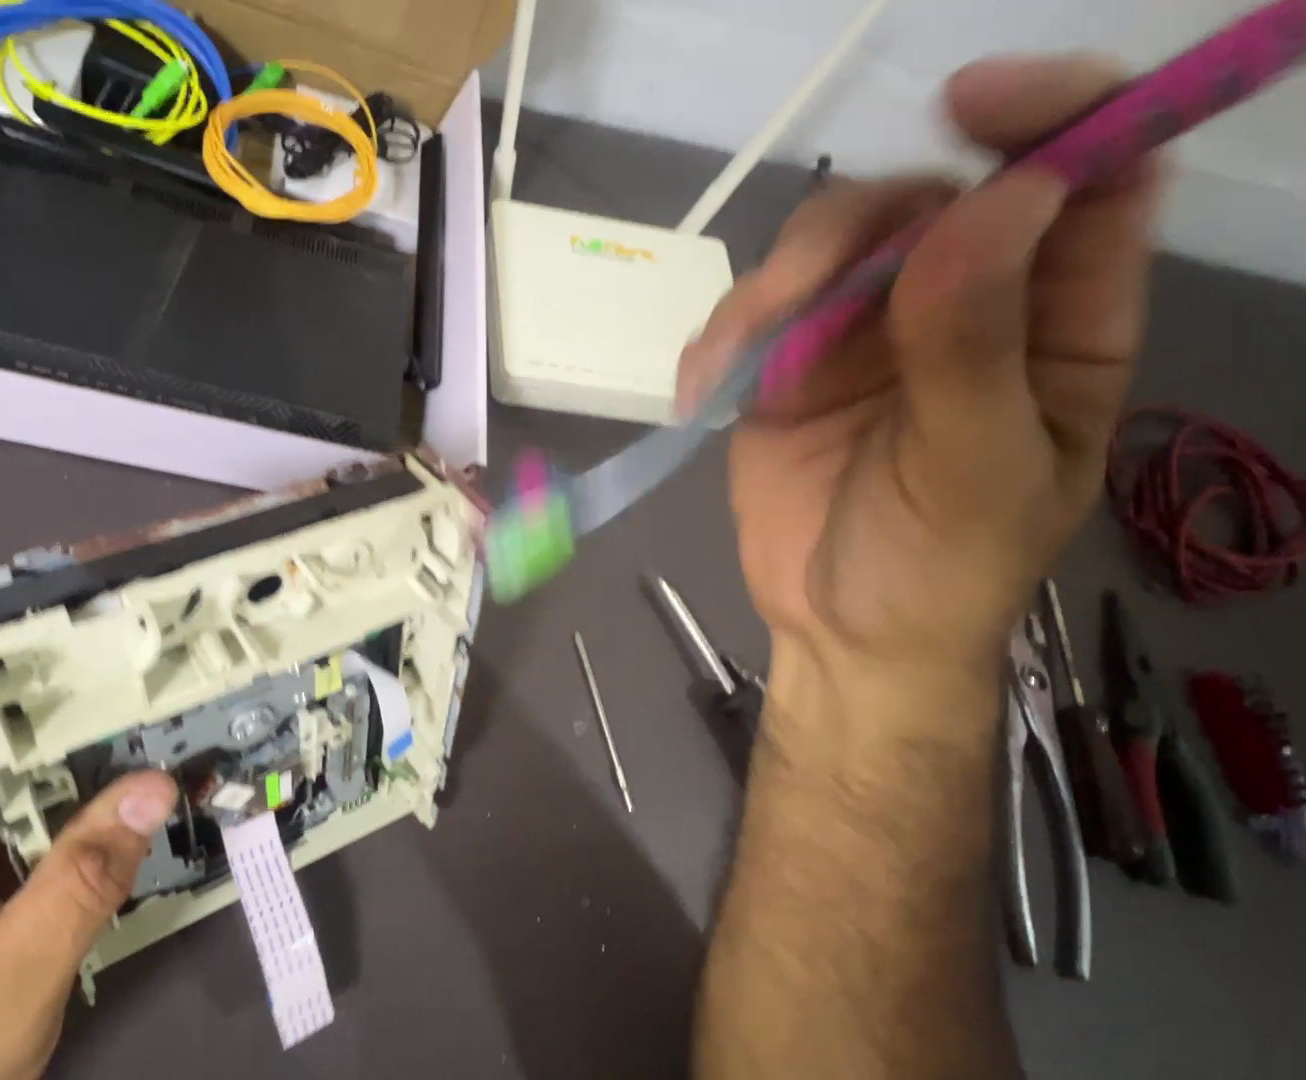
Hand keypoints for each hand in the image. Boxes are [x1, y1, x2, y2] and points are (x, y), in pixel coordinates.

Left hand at [0, 652, 178, 1079]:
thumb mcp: (8, 988)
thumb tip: (154, 788)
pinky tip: (120, 781)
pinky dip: (68, 796)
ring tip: (130, 706)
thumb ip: (80, 886)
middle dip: (28, 694)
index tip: (31, 634)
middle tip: (110, 662)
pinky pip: (17, 818)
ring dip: (58, 745)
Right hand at [677, 55, 1160, 693]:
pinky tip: (704, 390)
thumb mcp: (977, 470)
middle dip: (848, 231)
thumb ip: (979, 343)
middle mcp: (964, 303)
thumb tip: (993, 200)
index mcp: (1057, 321)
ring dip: (766, 291)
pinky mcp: (786, 363)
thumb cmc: (939, 570)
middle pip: (921, 196)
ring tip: (731, 370)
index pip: (1087, 175)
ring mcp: (865, 331)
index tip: (968, 106)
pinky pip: (749, 311)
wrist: (837, 635)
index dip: (1049, 115)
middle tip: (790, 300)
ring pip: (820, 244)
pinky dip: (718, 338)